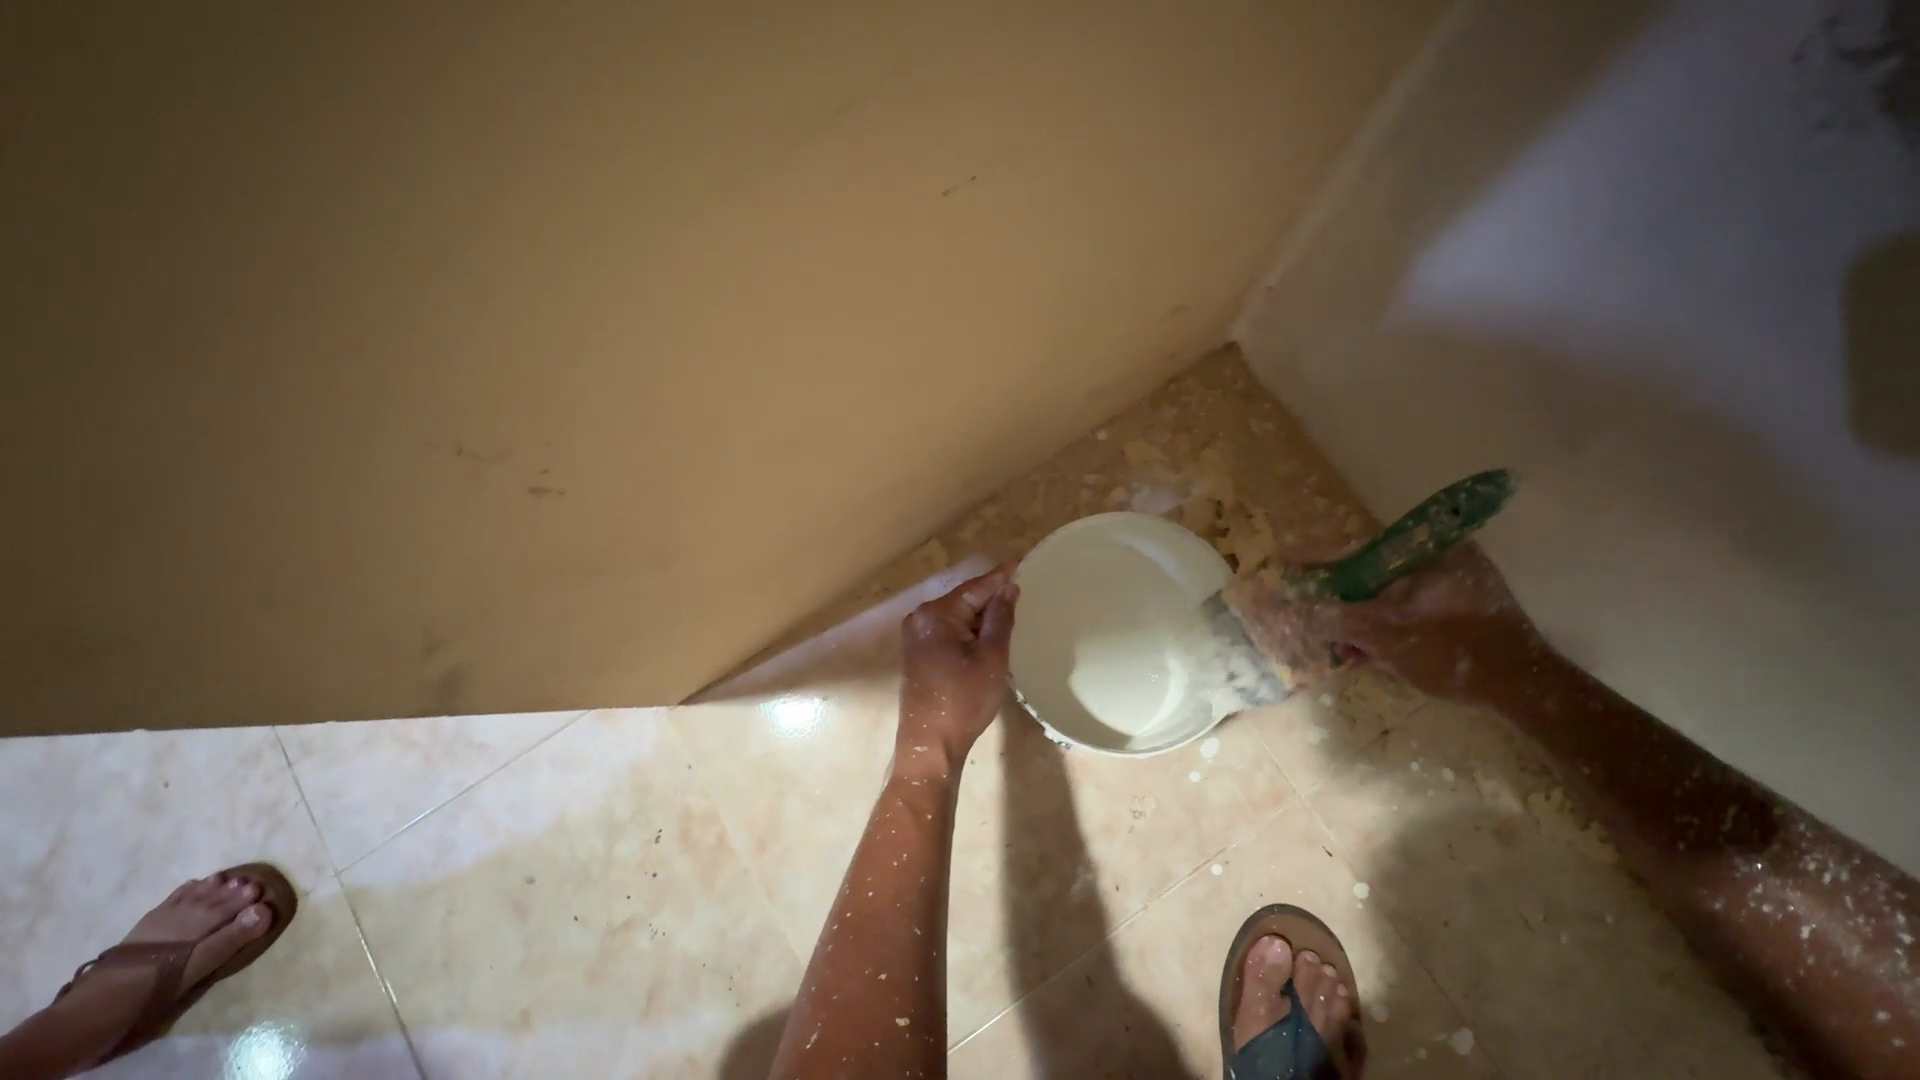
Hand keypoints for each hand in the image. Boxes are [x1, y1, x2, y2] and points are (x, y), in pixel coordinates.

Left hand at [896, 565, 1018, 775]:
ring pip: (958, 616)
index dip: (1001, 577)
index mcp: (936, 614)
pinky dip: (969, 631)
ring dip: (982, 617)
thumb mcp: (992, 657)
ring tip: (1012, 612)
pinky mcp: (919, 653)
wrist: (931, 744)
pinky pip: (949, 631)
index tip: (1021, 562)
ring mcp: (916, 636)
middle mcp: (921, 618)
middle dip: (992, 598)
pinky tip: (989, 636)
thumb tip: (1009, 588)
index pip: (976, 588)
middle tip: (1023, 590)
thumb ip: (1001, 618)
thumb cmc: (964, 700)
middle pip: (965, 599)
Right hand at [1241, 544, 1547, 703]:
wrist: (1526, 691)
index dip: (1316, 557)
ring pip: (1387, 598)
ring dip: (1357, 622)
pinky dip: (1382, 631)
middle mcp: (1441, 560)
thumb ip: (1332, 618)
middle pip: (1370, 574)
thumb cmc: (1454, 652)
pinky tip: (1362, 656)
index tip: (1283, 559)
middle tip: (1307, 613)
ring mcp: (1452, 588)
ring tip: (1335, 647)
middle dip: (1337, 599)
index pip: (1358, 548)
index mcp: (1428, 551)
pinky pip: (1406, 614)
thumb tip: (1285, 608)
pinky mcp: (1458, 614)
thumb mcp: (1384, 635)